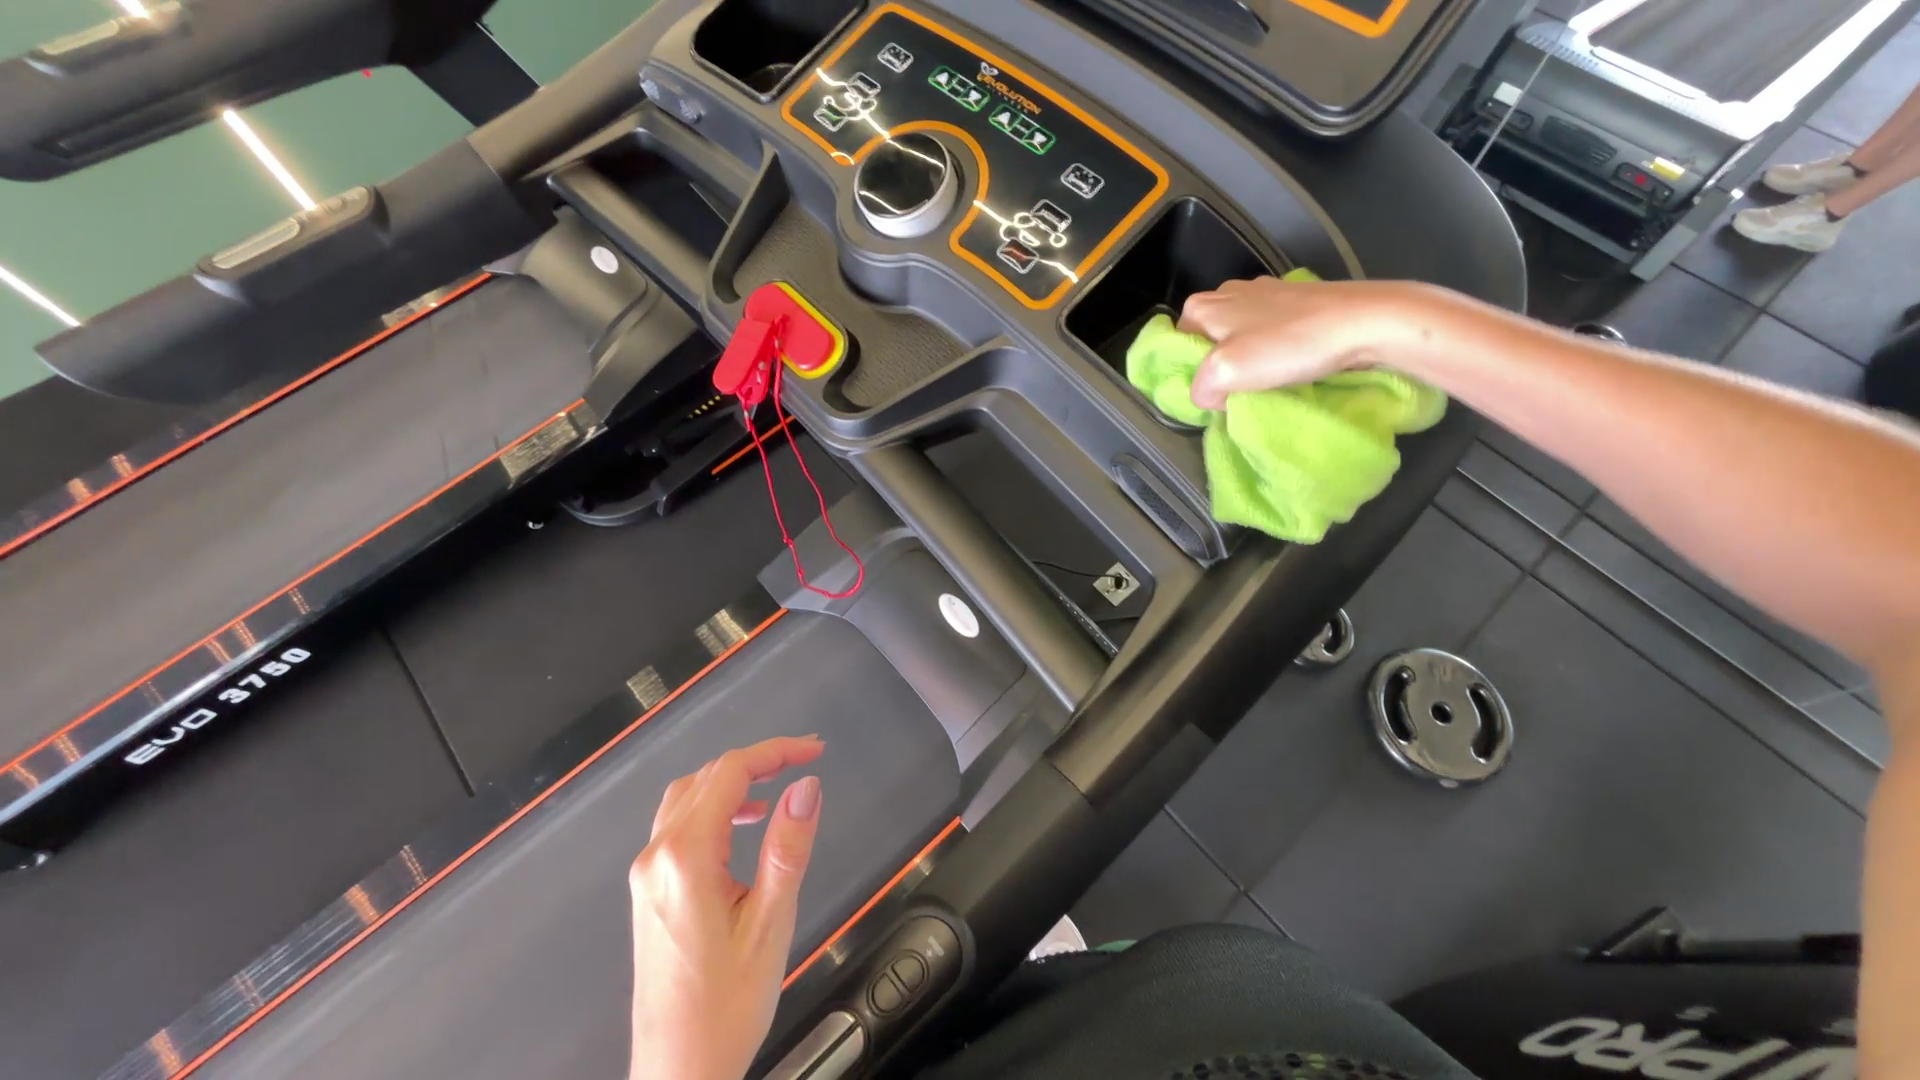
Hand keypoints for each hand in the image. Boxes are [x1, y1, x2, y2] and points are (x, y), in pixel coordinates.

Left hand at [629, 736, 825, 1079]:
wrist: (677, 1069)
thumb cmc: (728, 1005)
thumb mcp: (770, 925)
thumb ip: (788, 848)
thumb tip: (806, 785)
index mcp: (685, 857)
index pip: (730, 774)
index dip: (775, 752)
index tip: (816, 749)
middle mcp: (656, 855)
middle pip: (706, 779)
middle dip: (757, 760)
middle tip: (805, 759)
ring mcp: (646, 873)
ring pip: (687, 798)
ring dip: (732, 781)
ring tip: (777, 787)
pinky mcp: (648, 891)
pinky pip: (678, 826)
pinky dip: (713, 808)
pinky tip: (742, 826)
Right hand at [1178, 277, 1448, 408]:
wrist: (1365, 323)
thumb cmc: (1289, 345)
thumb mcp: (1225, 373)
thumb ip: (1200, 389)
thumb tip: (1208, 397)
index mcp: (1203, 306)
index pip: (1176, 346)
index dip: (1189, 374)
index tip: (1211, 394)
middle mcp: (1229, 292)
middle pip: (1209, 341)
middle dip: (1219, 367)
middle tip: (1239, 392)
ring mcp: (1266, 293)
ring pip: (1241, 336)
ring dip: (1250, 361)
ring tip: (1268, 382)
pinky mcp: (1298, 301)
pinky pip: (1271, 333)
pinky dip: (1276, 351)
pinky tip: (1292, 365)